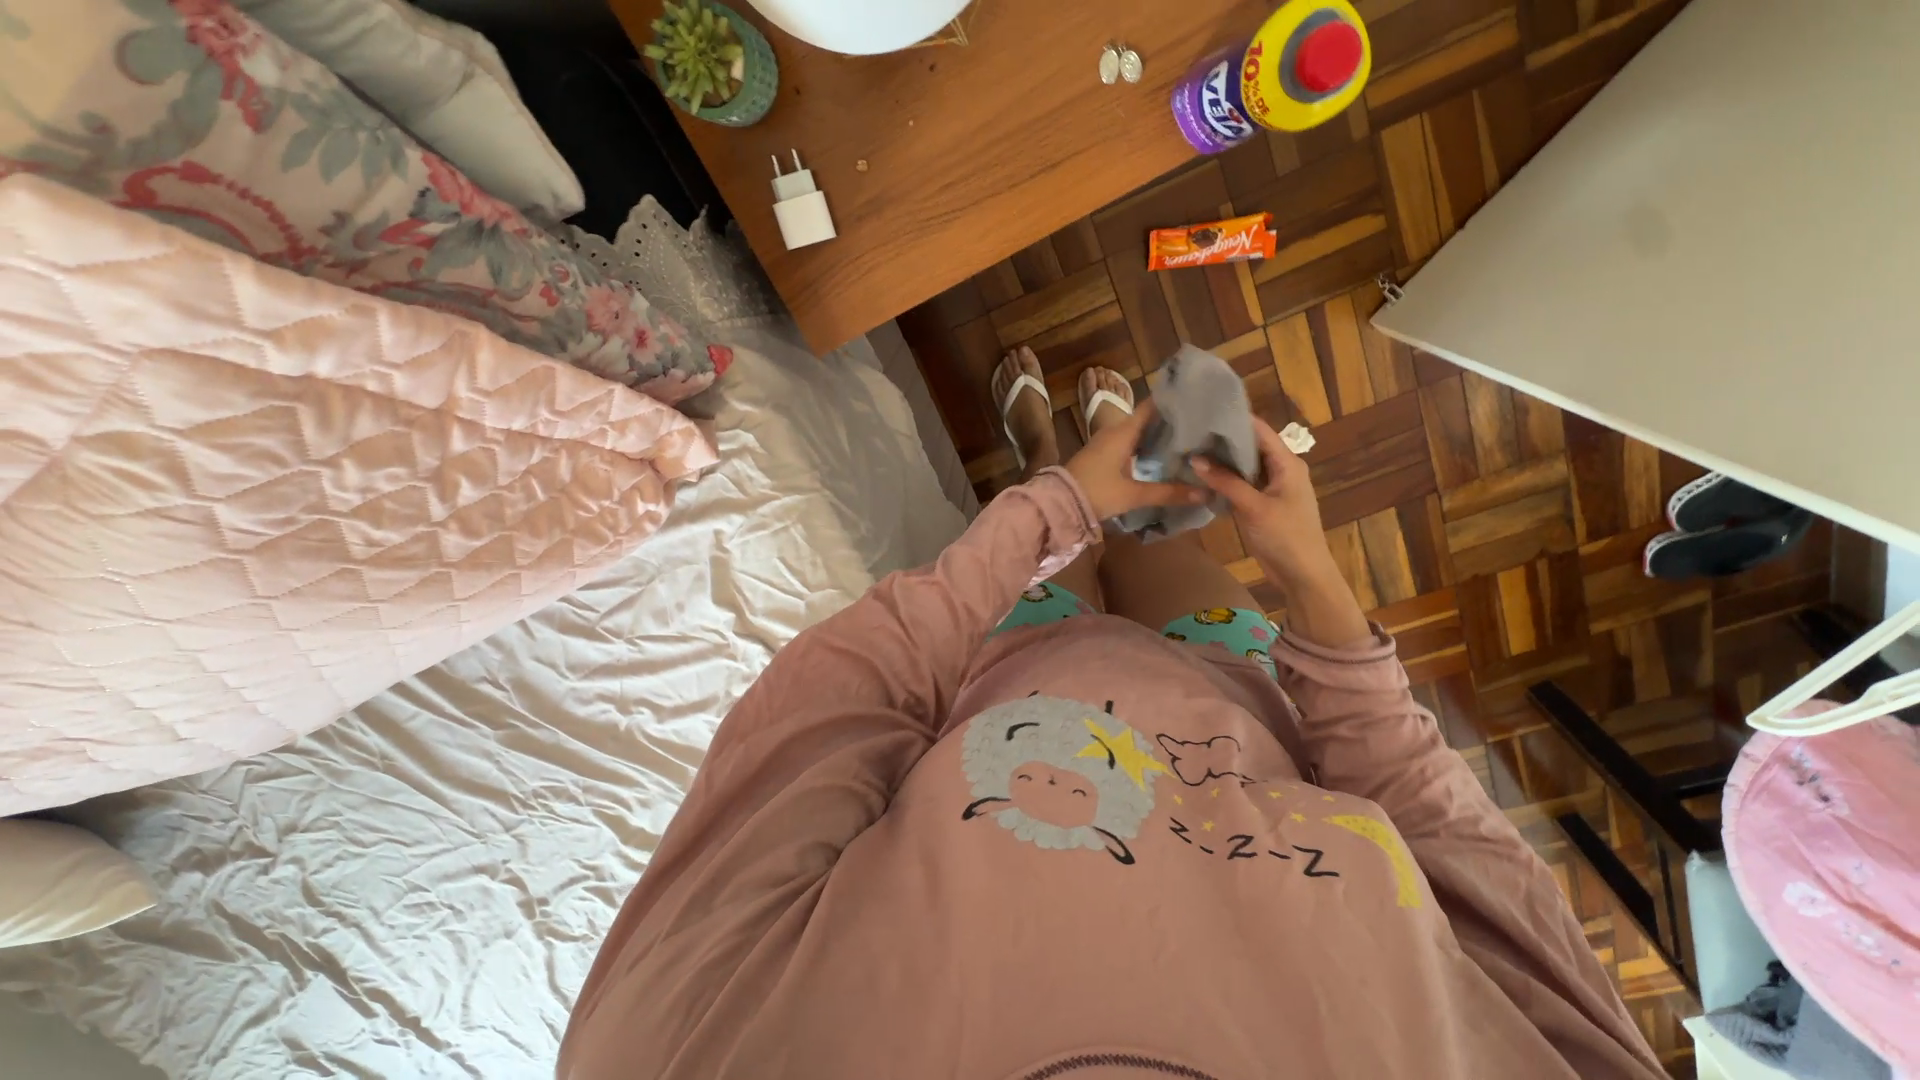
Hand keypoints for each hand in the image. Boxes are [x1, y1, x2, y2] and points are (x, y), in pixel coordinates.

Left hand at [1063, 400, 1208, 521]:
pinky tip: (1162, 458)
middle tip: (1202, 425)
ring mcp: (1107, 443)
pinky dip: (1147, 448)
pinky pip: (1130, 445)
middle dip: (1172, 422)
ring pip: (1139, 433)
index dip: (1174, 401)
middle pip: (1148, 420)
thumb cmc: (1095, 492)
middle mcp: (1115, 431)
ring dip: (1159, 436)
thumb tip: (1205, 493)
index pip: (1152, 406)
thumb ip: (1169, 493)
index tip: (1199, 400)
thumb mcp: (1133, 494)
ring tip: (1189, 441)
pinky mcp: (1103, 456)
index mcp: (1123, 431)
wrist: (1057, 504)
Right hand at [1189, 418, 1334, 587]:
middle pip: (1250, 446)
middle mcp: (1280, 470)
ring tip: (1190, 448)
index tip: (1205, 411)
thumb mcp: (1254, 507)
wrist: (1303, 575)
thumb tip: (1195, 459)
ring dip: (1222, 461)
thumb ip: (1226, 482)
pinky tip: (1200, 477)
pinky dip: (1224, 481)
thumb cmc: (1286, 537)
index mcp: (1287, 463)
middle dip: (1223, 440)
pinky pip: (1241, 485)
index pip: (1259, 430)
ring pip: (1243, 467)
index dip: (1235, 418)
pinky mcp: (1261, 504)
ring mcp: (1271, 488)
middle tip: (1190, 430)